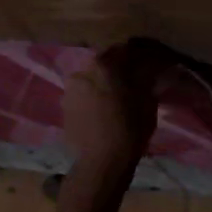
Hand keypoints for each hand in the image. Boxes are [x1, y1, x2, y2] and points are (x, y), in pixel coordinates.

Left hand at [63, 43, 163, 167]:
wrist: (101, 162)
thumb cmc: (130, 128)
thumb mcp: (147, 100)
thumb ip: (145, 77)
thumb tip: (148, 65)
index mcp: (104, 65)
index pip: (124, 49)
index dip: (138, 55)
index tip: (147, 62)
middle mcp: (81, 72)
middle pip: (104, 64)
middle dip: (118, 69)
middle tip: (131, 81)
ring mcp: (69, 91)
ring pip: (90, 80)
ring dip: (102, 84)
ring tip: (115, 98)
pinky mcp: (63, 109)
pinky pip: (82, 96)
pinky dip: (92, 99)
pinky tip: (102, 112)